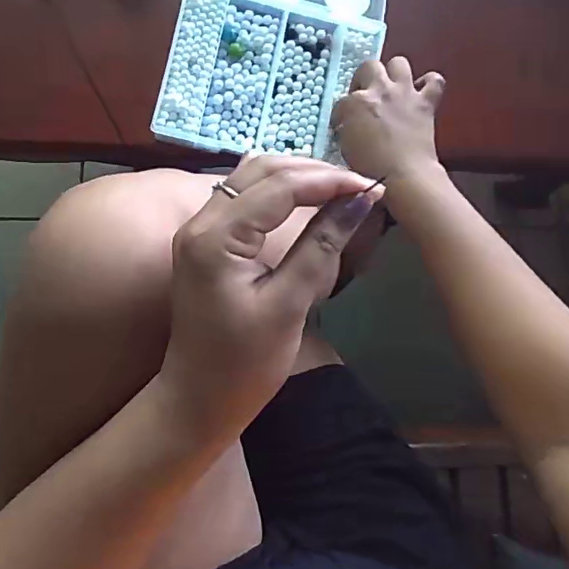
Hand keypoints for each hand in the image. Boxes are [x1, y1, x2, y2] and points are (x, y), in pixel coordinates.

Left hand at [159, 155, 382, 440]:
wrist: (198, 397)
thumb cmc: (243, 364)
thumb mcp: (288, 306)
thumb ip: (321, 246)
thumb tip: (359, 200)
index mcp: (214, 239)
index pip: (278, 187)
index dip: (328, 181)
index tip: (372, 188)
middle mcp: (199, 224)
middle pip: (259, 170)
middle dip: (311, 171)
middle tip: (359, 187)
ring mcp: (197, 231)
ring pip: (248, 179)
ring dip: (293, 177)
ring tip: (339, 190)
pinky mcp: (203, 243)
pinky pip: (240, 200)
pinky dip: (276, 193)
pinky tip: (305, 201)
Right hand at [331, 55, 445, 183]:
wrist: (403, 174)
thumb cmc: (369, 166)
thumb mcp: (345, 145)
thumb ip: (346, 127)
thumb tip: (348, 124)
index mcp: (355, 102)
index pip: (342, 101)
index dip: (340, 114)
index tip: (341, 125)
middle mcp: (380, 89)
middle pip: (368, 67)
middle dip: (363, 79)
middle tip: (364, 96)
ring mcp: (405, 93)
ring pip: (398, 63)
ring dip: (393, 73)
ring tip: (390, 88)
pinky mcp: (426, 102)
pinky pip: (433, 81)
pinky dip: (427, 84)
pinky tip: (419, 92)